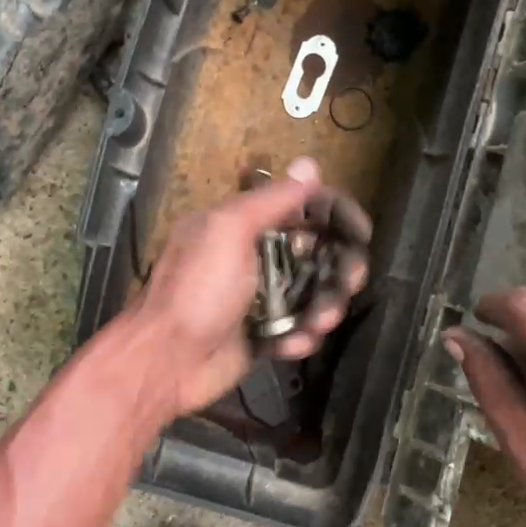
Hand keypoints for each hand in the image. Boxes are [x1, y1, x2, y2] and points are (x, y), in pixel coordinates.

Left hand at [126, 158, 369, 413]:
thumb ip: (271, 200)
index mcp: (241, 224)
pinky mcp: (261, 336)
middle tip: (351, 281)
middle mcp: (252, 256)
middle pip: (314, 254)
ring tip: (318, 322)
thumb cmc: (196, 289)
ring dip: (323, 306)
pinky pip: (296, 330)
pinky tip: (292, 344)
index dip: (333, 216)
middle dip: (337, 267)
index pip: (299, 208)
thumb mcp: (229, 231)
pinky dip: (300, 337)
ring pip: (311, 294)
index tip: (361, 231)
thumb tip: (309, 165)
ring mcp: (258, 298)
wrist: (165, 361)